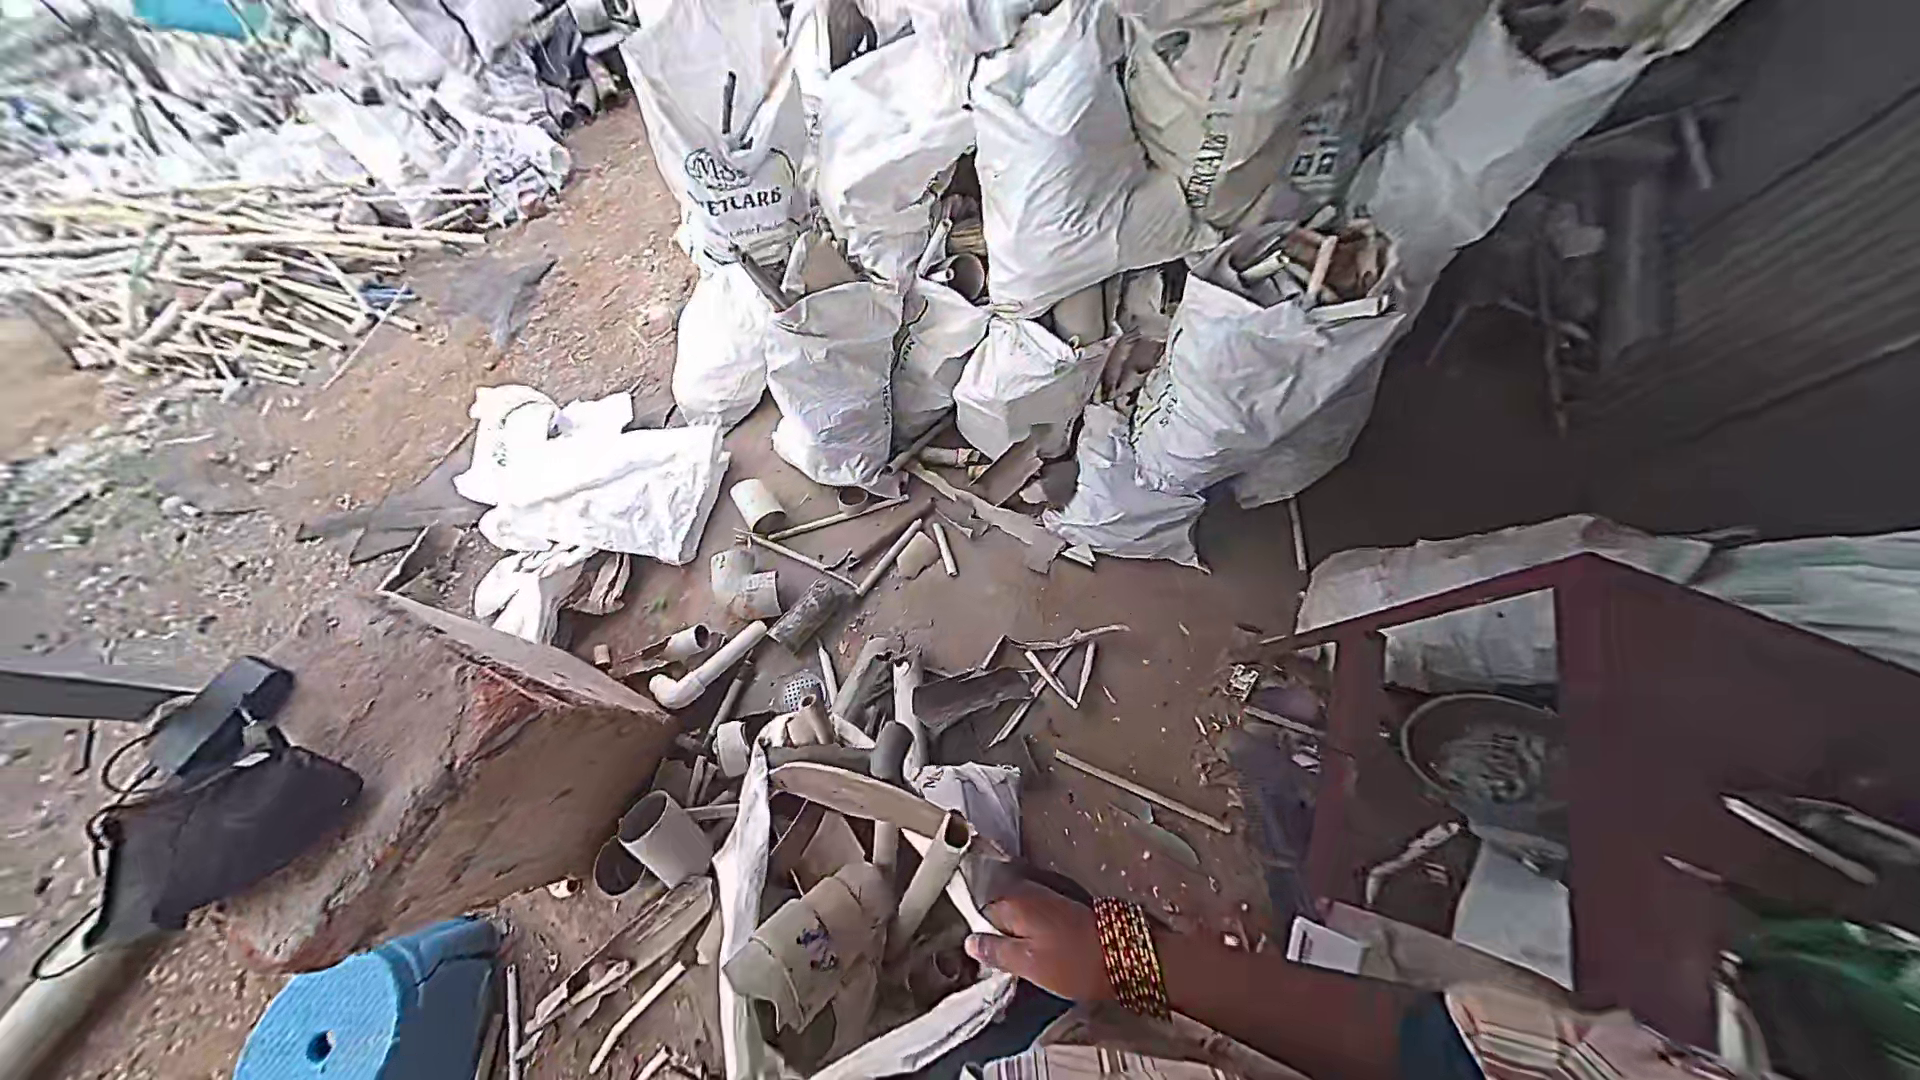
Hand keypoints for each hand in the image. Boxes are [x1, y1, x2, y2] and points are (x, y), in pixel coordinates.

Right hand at [964, 880, 1112, 1001]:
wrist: (1119, 953)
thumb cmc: (1070, 962)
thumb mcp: (1027, 964)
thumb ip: (995, 951)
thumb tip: (969, 942)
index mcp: (1012, 903)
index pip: (980, 913)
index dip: (978, 935)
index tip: (981, 959)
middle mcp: (1025, 892)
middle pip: (998, 912)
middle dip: (995, 933)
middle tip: (999, 964)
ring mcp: (1044, 896)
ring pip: (1015, 916)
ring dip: (1013, 935)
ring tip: (1017, 961)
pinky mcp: (1058, 906)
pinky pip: (1031, 917)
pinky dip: (1028, 932)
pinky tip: (1034, 951)